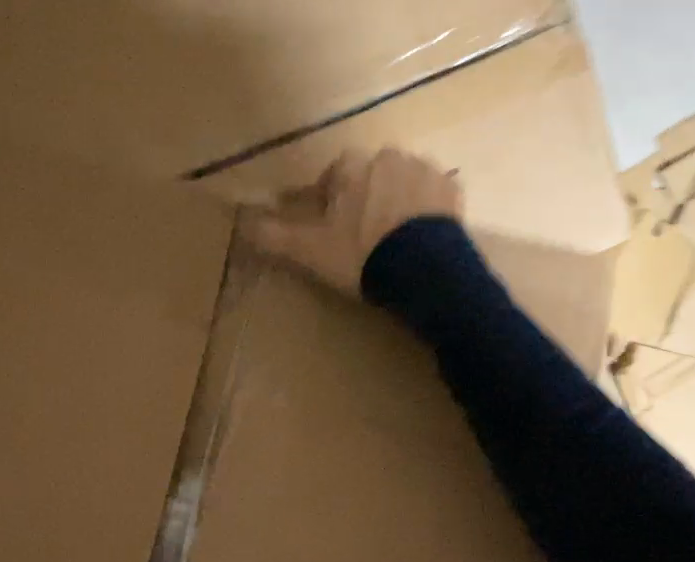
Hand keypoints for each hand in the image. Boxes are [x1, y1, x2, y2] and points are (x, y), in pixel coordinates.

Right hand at [248, 148, 463, 295]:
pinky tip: (422, 239)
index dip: (330, 201)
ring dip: (397, 203)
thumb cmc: (361, 256)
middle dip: (366, 198)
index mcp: (352, 166)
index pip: (333, 175)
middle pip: (371, 176)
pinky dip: (426, 212)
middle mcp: (388, 157)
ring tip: (395, 240)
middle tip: (365, 236)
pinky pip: (434, 197)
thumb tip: (242, 222)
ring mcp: (424, 172)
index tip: (331, 227)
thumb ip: (276, 235)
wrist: (423, 270)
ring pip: (403, 183)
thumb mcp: (311, 250)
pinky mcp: (452, 193)